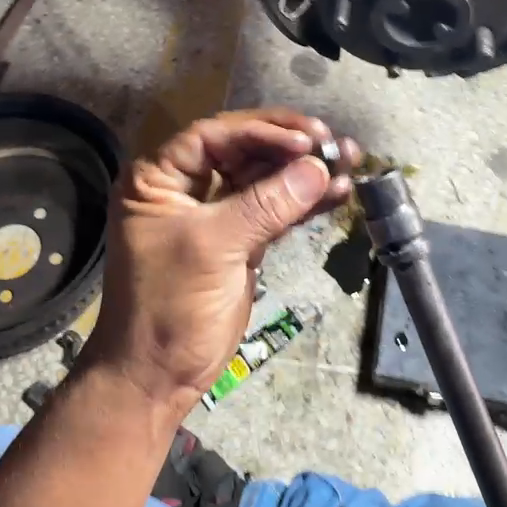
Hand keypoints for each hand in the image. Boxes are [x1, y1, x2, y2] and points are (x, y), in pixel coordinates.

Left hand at [80, 108, 357, 417]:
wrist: (160, 375)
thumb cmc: (169, 306)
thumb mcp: (212, 248)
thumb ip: (265, 205)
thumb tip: (318, 168)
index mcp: (158, 179)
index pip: (213, 136)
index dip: (261, 131)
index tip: (306, 140)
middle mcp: (184, 188)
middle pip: (242, 151)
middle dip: (289, 147)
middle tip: (332, 143)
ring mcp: (215, 214)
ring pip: (263, 179)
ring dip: (304, 172)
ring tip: (348, 160)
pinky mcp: (239, 241)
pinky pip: (274, 210)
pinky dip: (304, 203)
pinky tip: (338, 194)